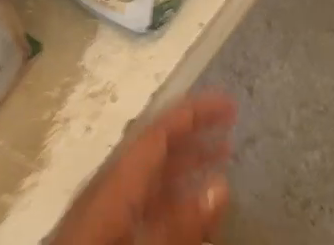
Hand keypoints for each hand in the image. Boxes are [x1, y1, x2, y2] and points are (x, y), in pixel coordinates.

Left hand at [49, 92, 235, 244]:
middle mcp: (108, 186)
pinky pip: (141, 200)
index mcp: (115, 181)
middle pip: (155, 146)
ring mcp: (102, 208)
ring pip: (150, 175)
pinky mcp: (101, 228)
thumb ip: (181, 223)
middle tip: (232, 124)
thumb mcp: (144, 243)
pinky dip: (171, 195)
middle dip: (194, 133)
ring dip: (186, 164)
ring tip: (222, 160)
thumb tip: (222, 185)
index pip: (158, 130)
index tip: (227, 102)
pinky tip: (190, 206)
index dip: (193, 111)